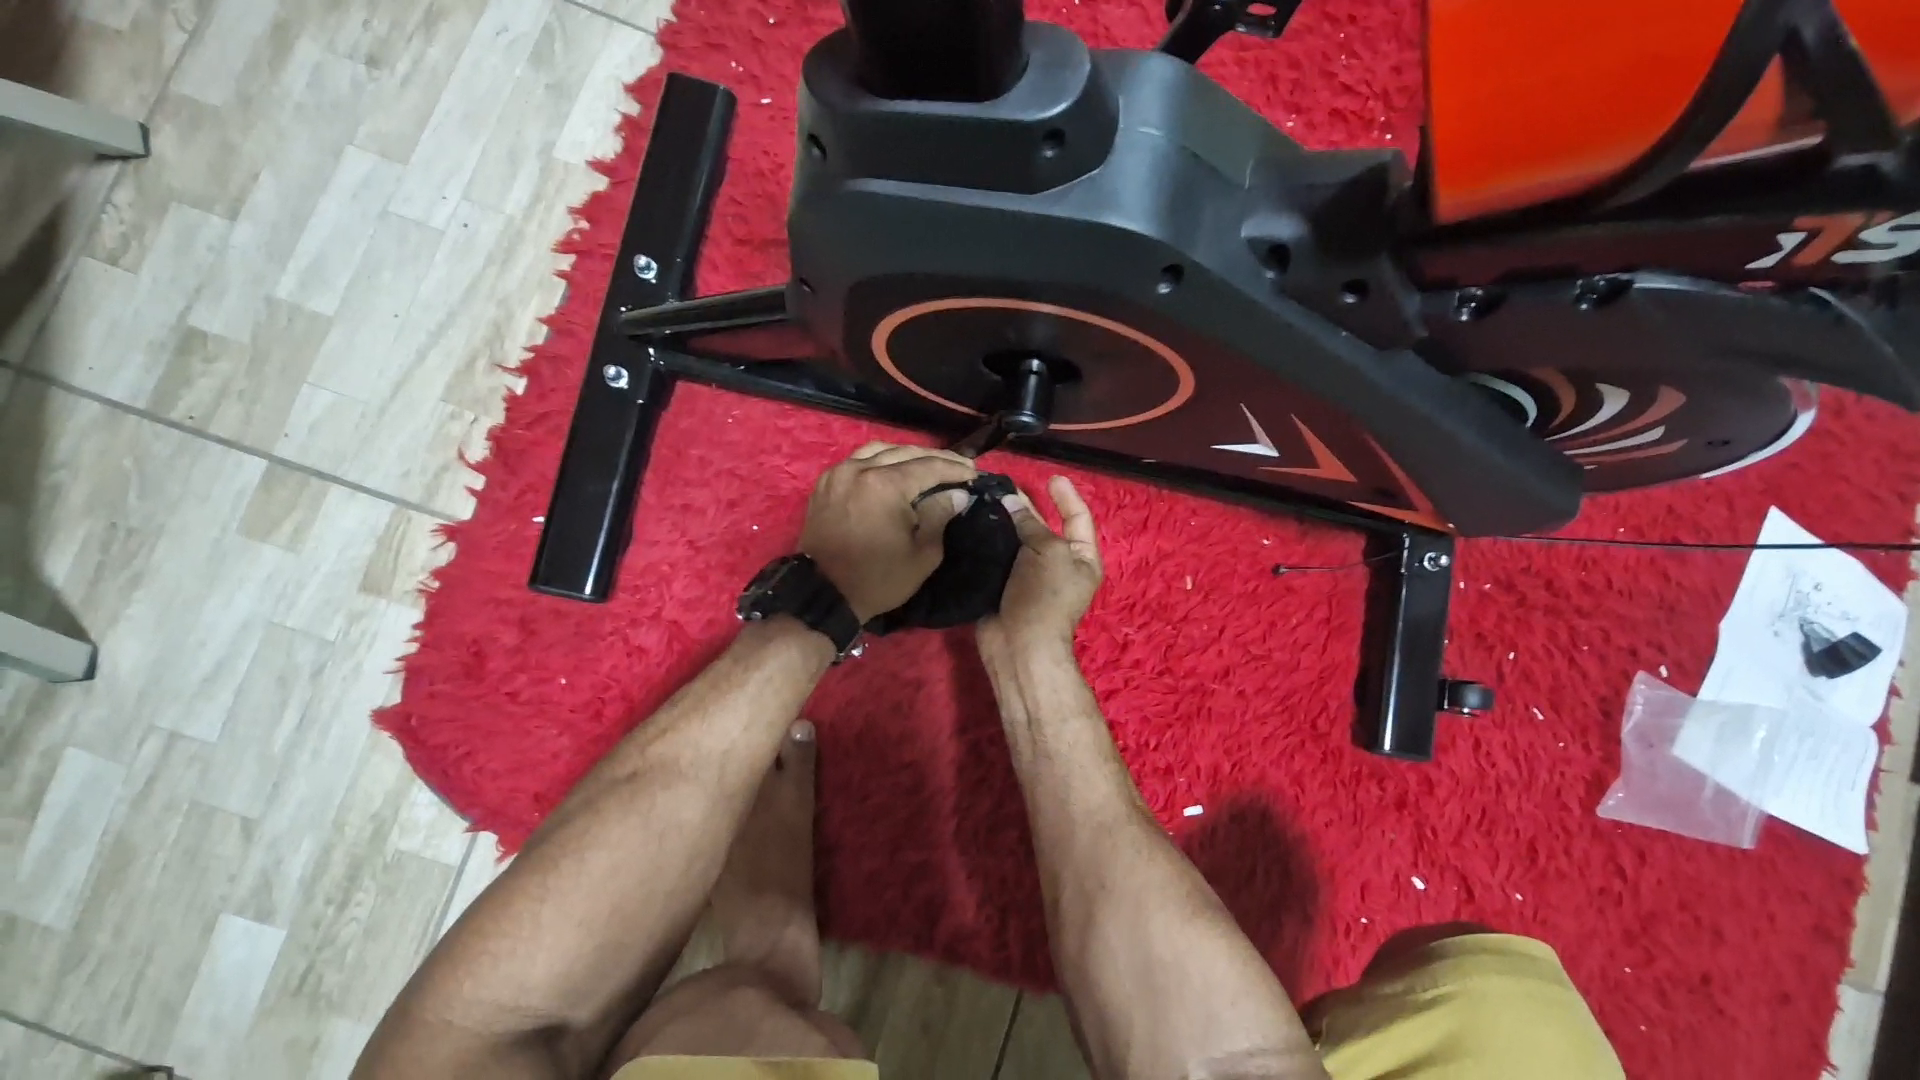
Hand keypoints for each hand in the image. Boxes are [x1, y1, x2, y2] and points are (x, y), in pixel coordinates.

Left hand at [799, 442, 977, 622]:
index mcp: (885, 485)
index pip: (929, 466)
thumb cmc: (878, 579)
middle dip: (935, 458)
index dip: (955, 468)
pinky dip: (879, 460)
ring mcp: (839, 474)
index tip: (974, 473)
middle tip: (959, 467)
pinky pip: (857, 460)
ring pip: (879, 450)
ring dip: (907, 455)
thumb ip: (940, 516)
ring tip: (928, 465)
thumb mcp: (922, 554)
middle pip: (905, 452)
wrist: (824, 594)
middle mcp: (860, 469)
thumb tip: (957, 494)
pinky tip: (892, 470)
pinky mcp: (825, 484)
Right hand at [979, 475, 1102, 654]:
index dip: (1066, 496)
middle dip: (1028, 506)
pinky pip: (998, 556)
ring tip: (986, 496)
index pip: (1078, 518)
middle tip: (1006, 484)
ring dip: (1003, 521)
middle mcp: (1058, 565)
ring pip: (1017, 540)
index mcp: (1082, 558)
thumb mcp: (1048, 551)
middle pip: (1044, 527)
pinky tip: (974, 520)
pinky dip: (988, 540)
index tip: (1052, 477)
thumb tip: (1010, 501)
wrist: (1019, 643)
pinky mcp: (1004, 585)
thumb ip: (1031, 523)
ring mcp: (1030, 576)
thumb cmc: (1045, 596)